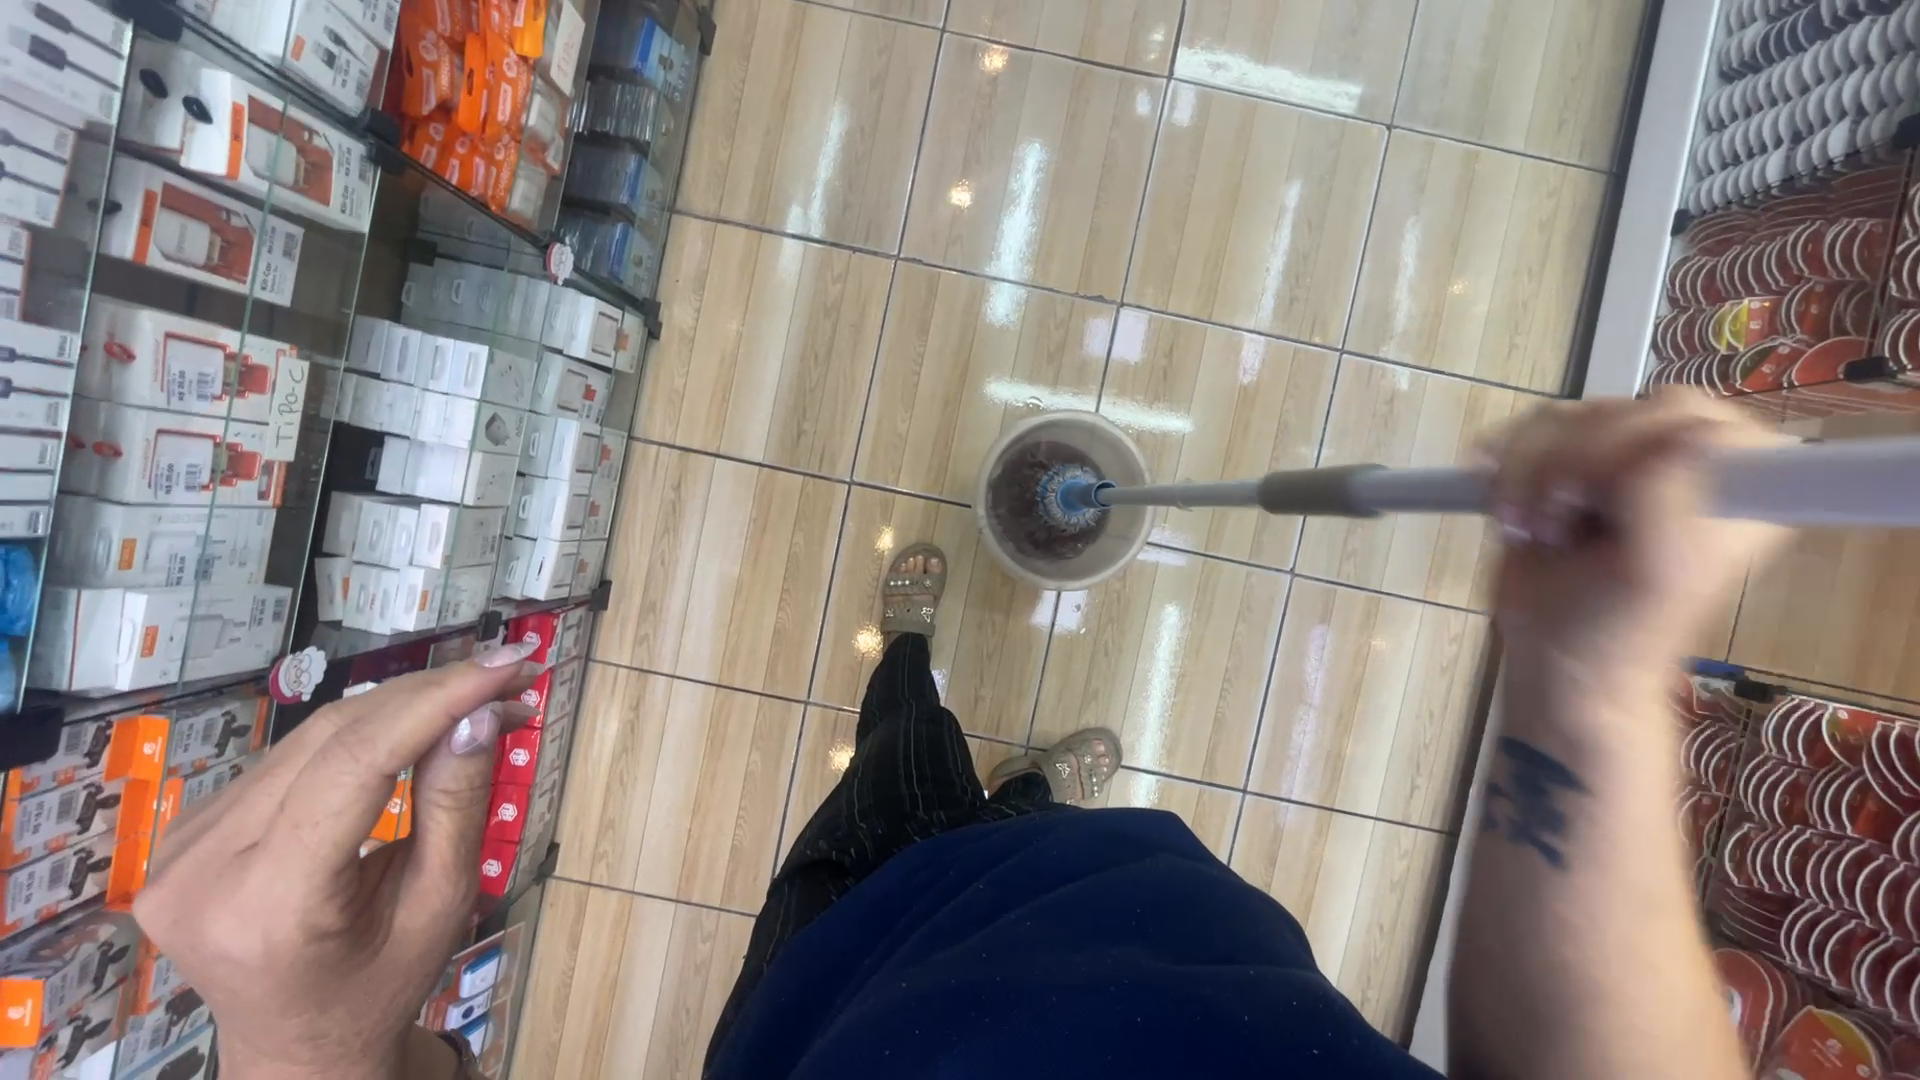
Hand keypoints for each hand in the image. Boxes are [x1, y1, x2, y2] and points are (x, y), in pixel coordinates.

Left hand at [133, 641, 542, 1079]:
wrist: (297, 1044)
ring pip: (318, 734)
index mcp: (266, 901)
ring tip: (487, 699)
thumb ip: (456, 804)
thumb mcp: (442, 902)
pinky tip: (426, 725)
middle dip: (436, 693)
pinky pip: (300, 753)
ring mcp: (183, 844)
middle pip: (336, 737)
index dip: (441, 700)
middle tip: (516, 675)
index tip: (513, 663)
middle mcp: (201, 865)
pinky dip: (375, 727)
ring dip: (412, 704)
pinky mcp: (192, 828)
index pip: (358, 763)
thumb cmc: (383, 984)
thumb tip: (481, 714)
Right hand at [1489, 394, 1788, 700]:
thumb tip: (1689, 430)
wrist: (1554, 655)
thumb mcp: (1657, 572)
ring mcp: (1614, 460)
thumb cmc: (1615, 627)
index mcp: (1736, 481)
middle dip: (1561, 467)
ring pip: (1558, 420)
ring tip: (1528, 527)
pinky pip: (1523, 432)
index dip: (1623, 447)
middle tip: (1553, 526)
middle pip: (1610, 412)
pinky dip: (1498, 463)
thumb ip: (1674, 499)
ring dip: (1523, 474)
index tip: (1592, 501)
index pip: (1683, 417)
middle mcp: (1681, 459)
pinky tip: (1497, 502)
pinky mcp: (1558, 466)